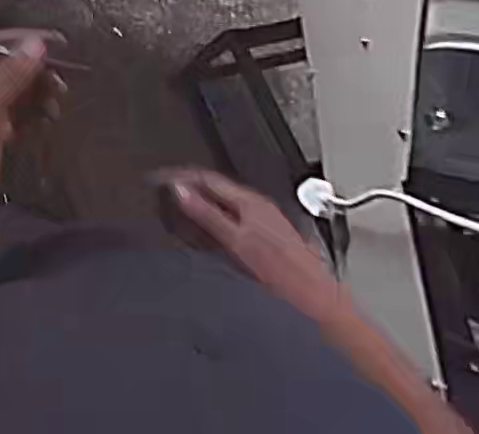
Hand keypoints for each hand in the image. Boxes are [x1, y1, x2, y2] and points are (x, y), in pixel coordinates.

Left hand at [0, 29, 65, 303]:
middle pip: (8, 66)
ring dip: (36, 96)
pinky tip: (42, 121)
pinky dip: (29, 115)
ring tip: (53, 107)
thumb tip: (36, 45)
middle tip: (61, 84)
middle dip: (36, 73)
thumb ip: (11, 73)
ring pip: (14, 90)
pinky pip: (13, 113)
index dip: (28, 43)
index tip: (60, 46)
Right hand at [159, 169, 344, 321]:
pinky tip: (210, 234)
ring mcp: (264, 220)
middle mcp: (258, 206)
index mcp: (250, 200)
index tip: (161, 179)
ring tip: (183, 211)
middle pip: (215, 189)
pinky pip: (234, 217)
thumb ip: (206, 214)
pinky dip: (215, 219)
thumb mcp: (236, 241)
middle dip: (190, 189)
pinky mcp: (267, 236)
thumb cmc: (285, 273)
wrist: (317, 301)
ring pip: (224, 203)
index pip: (206, 177)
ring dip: (202, 204)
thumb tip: (179, 190)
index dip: (181, 176)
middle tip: (167, 194)